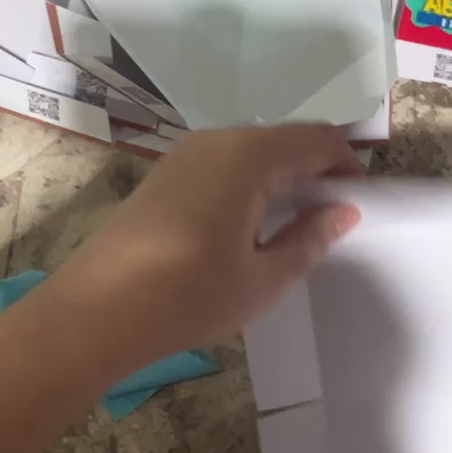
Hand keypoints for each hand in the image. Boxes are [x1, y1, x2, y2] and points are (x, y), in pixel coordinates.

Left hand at [34, 126, 362, 376]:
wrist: (95, 312)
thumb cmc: (187, 297)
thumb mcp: (262, 278)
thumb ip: (309, 239)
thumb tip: (343, 212)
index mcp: (249, 155)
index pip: (318, 139)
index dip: (347, 167)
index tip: (357, 206)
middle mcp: (216, 140)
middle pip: (283, 141)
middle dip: (314, 173)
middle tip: (326, 224)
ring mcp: (184, 155)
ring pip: (251, 153)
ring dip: (279, 181)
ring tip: (288, 232)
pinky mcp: (163, 175)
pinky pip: (222, 166)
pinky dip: (247, 186)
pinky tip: (244, 230)